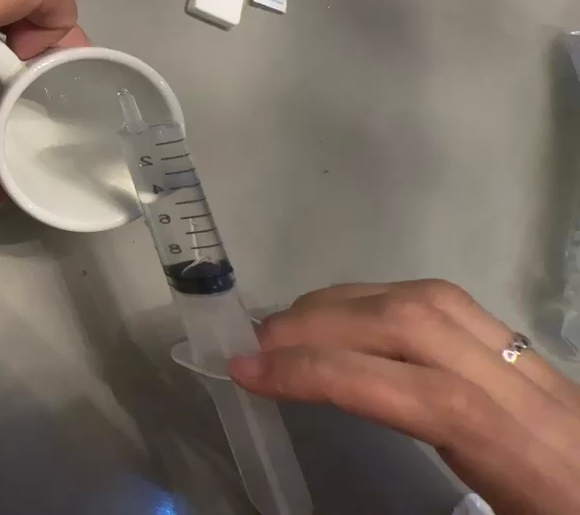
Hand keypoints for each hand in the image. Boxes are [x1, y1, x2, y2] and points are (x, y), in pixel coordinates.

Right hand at [229, 280, 579, 513]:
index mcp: (546, 474)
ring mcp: (547, 376)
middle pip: (418, 328)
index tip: (247, 374)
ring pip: (430, 301)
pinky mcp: (534, 362)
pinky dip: (376, 300)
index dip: (326, 375)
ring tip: (288, 330)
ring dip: (339, 304)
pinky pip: (449, 304)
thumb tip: (294, 475)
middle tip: (256, 348)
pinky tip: (344, 324)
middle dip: (315, 326)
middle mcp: (552, 411)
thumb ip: (406, 501)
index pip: (431, 399)